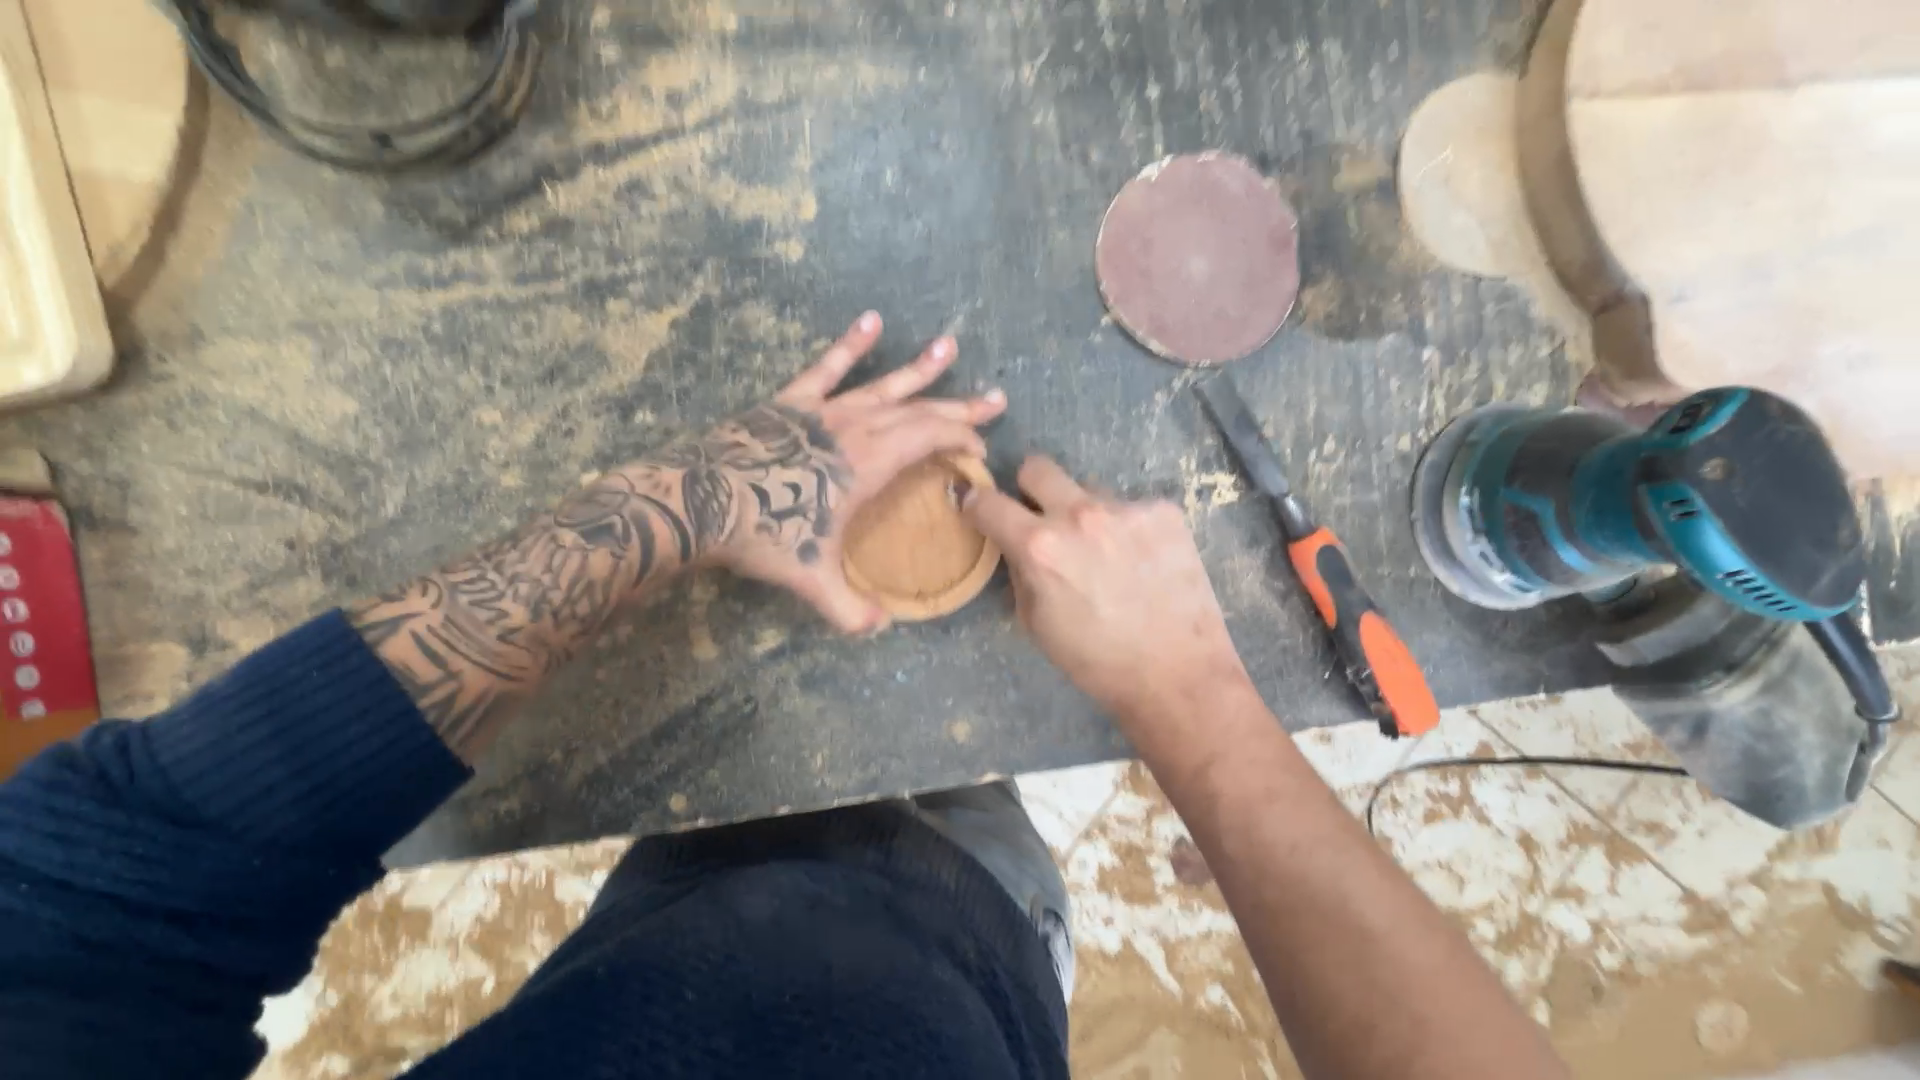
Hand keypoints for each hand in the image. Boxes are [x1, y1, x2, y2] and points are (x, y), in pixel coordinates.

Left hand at [664, 311, 1004, 633]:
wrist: (699, 499)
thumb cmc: (762, 535)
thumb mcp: (813, 579)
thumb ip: (850, 609)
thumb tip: (878, 628)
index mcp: (870, 462)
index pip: (932, 438)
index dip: (962, 438)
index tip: (980, 448)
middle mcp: (855, 428)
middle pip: (919, 410)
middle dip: (959, 407)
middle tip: (995, 399)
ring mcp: (823, 410)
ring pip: (883, 384)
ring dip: (919, 368)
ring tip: (948, 345)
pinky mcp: (791, 402)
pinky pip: (827, 368)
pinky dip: (849, 345)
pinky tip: (870, 319)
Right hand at [962, 456, 1251, 726]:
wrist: (1177, 673)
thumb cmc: (1096, 661)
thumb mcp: (1036, 623)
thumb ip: (1019, 570)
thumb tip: (1016, 543)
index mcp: (1039, 546)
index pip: (987, 501)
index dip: (977, 505)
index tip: (982, 511)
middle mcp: (1080, 515)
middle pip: (1037, 467)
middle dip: (1030, 490)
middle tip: (1044, 520)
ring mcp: (1127, 508)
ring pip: (1090, 491)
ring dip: (1087, 516)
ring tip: (1109, 558)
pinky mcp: (1165, 511)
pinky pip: (1130, 507)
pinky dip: (1128, 529)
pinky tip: (1142, 563)